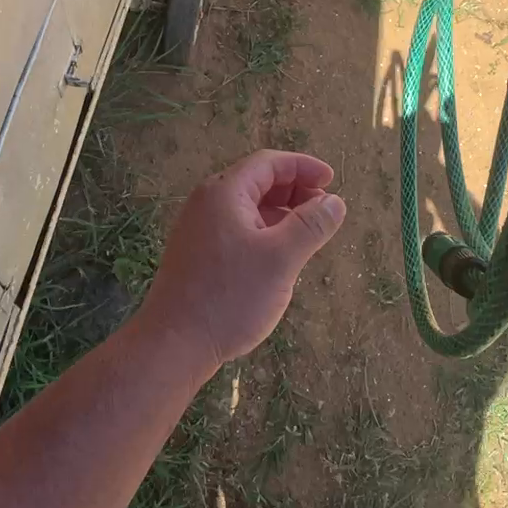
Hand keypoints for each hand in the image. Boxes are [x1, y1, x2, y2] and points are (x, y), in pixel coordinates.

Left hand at [138, 150, 346, 368]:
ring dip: (281, 212)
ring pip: (249, 207)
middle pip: (258, 181)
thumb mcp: (280, 259)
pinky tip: (279, 255)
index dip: (303, 167)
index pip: (269, 163)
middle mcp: (208, 202)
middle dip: (294, 190)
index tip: (332, 180)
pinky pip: (238, 227)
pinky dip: (265, 230)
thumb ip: (311, 226)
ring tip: (308, 235)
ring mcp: (200, 228)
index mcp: (225, 192)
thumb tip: (334, 202)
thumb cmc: (229, 297)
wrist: (173, 344)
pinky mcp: (198, 252)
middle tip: (324, 211)